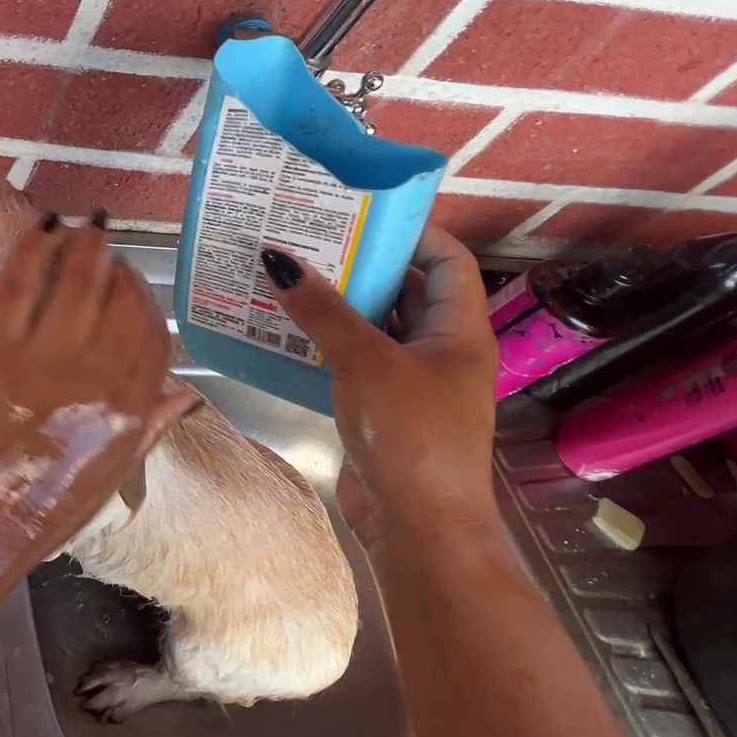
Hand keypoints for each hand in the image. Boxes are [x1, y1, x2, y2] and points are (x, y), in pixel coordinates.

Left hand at [0, 219, 197, 599]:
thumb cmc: (41, 513)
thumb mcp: (110, 478)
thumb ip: (149, 428)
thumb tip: (187, 394)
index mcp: (129, 409)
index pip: (152, 331)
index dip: (142, 297)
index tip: (129, 280)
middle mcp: (95, 374)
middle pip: (117, 295)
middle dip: (112, 261)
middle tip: (101, 241)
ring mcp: (42, 357)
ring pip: (75, 279)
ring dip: (81, 244)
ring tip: (79, 226)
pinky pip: (20, 282)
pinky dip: (33, 248)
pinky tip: (41, 226)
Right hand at [261, 226, 498, 549]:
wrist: (416, 524)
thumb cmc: (408, 433)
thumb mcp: (365, 362)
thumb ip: (322, 311)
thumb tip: (278, 260)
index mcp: (458, 331)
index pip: (447, 261)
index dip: (412, 231)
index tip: (359, 212)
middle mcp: (437, 349)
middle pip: (403, 290)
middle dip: (358, 265)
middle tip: (306, 240)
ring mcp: (407, 380)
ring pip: (370, 326)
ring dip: (332, 304)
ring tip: (284, 276)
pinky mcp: (377, 406)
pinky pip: (349, 359)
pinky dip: (320, 342)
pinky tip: (280, 331)